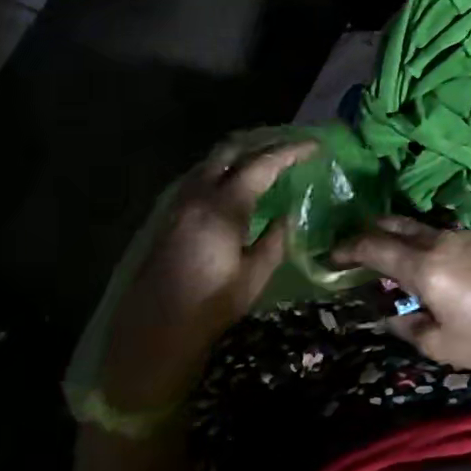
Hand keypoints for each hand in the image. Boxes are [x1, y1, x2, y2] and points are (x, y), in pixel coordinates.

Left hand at [100, 136, 313, 409]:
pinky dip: (222, 169)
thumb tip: (288, 215)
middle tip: (288, 147)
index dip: (290, 152)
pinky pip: (199, 176)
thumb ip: (275, 239)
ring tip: (266, 160)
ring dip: (240, 153)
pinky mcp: (170, 214)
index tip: (314, 146)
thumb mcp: (254, 276)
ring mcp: (179, 202)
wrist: (155, 328)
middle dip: (262, 143)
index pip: (262, 165)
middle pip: (230, 150)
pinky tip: (235, 183)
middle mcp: (198, 194)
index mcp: (223, 207)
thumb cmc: (211, 305)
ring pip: (211, 161)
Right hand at [333, 216, 470, 388]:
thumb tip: (388, 315)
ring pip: (417, 226)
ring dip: (395, 234)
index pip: (374, 247)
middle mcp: (440, 241)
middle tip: (352, 250)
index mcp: (424, 266)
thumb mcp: (438, 343)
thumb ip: (405, 325)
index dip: (348, 249)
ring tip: (384, 255)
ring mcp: (462, 237)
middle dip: (369, 233)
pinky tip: (420, 261)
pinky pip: (438, 233)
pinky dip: (419, 240)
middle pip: (394, 225)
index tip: (331, 257)